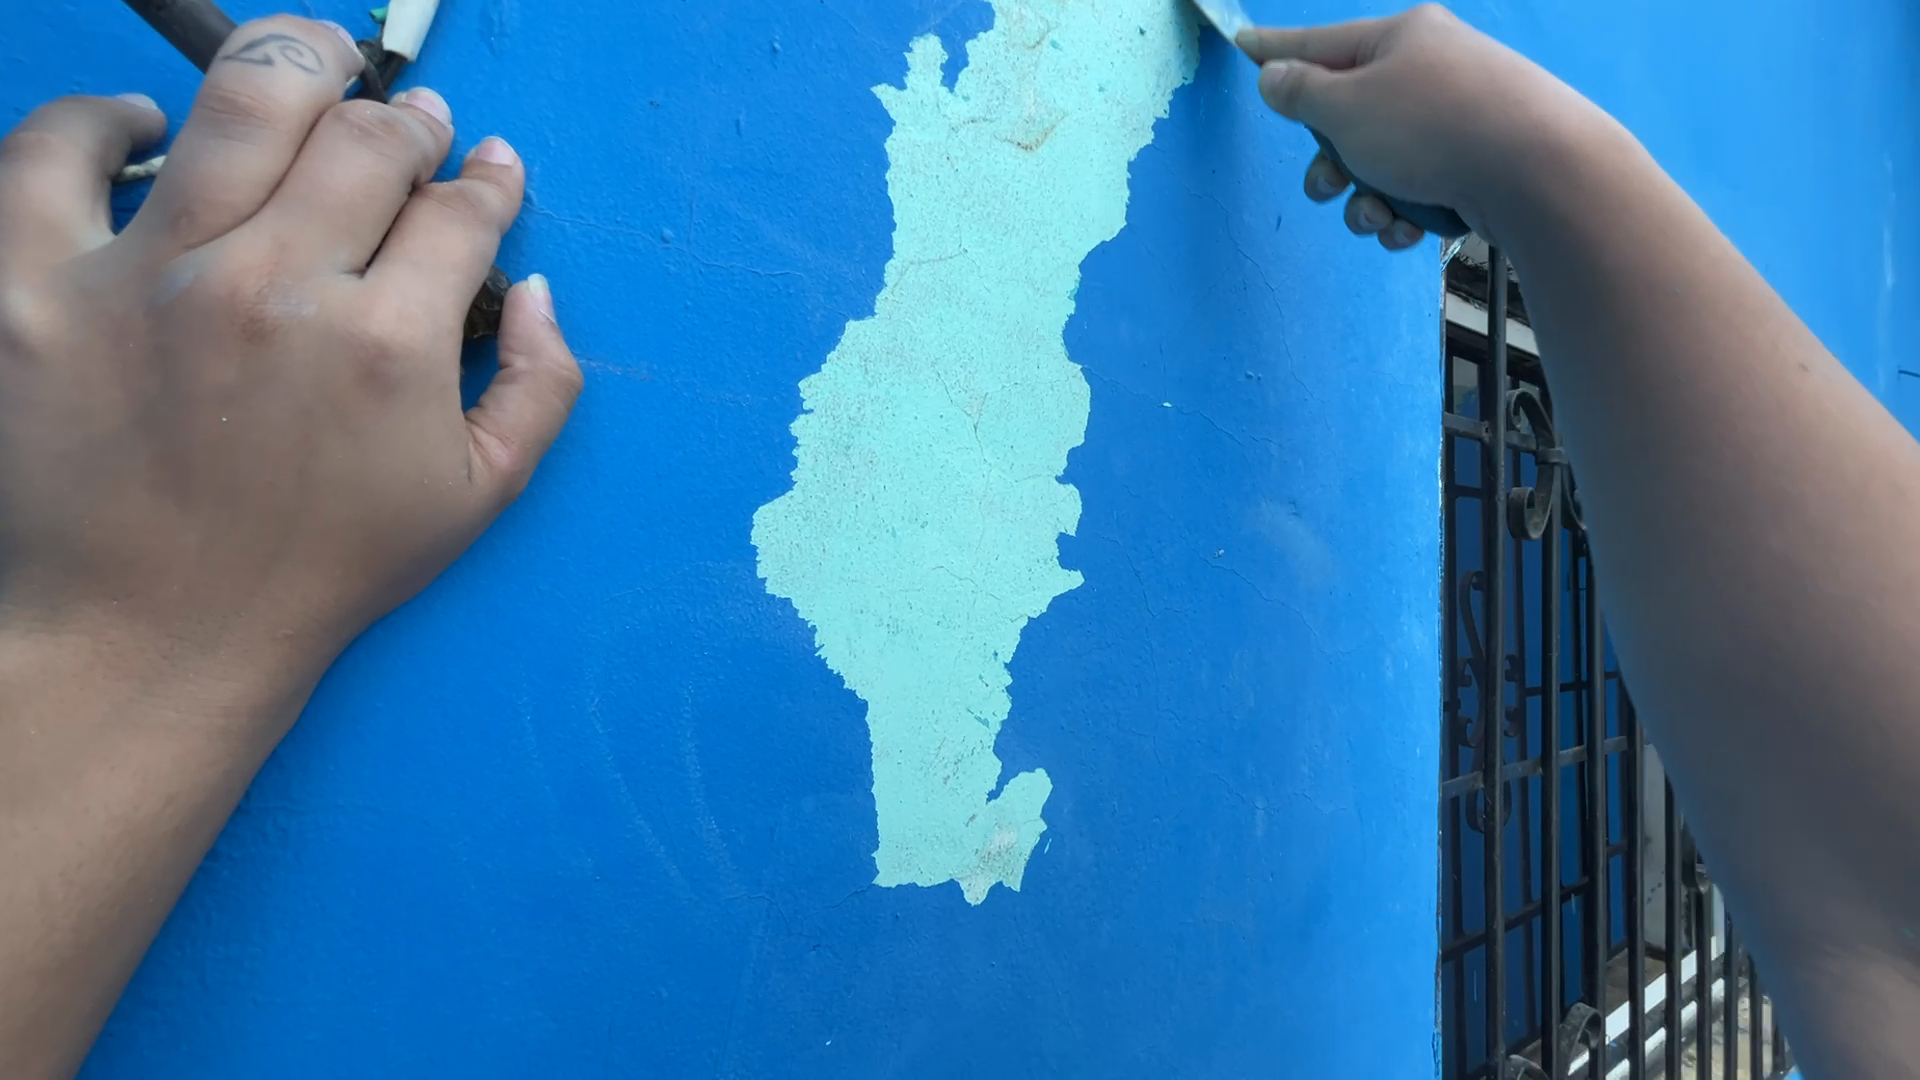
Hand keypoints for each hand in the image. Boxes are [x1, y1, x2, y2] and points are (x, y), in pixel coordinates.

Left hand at [0, 15, 580, 690]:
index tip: (499, 165)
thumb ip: (545, 386)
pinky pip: (48, 150)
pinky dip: (96, 112)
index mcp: (395, 343)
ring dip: (292, 63)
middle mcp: (280, 288)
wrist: (172, 623)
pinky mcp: (32, 283)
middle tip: (422, 111)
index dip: (492, 181)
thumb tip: (536, 294)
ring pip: (230, 113)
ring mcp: (149, 275)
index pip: (460, 217)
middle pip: (361, 147)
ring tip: (318, 48)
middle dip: (410, 118)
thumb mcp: (492, 487)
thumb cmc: (349, 557)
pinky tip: (145, 116)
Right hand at [1239, 4, 1601, 249]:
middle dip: (1329, 167)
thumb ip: (1301, 93)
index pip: (1317, 43)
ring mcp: (1445, 119)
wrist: (1531, 169)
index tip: (1242, 41)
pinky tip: (1411, 225)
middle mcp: (1422, 73)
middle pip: (1342, 121)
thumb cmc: (1429, 127)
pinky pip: (1406, 192)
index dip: (1274, 49)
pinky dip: (1398, 215)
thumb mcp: (1347, 108)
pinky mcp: (1463, 163)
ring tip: (1380, 214)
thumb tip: (1273, 74)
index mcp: (1396, 41)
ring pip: (1371, 168)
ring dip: (1362, 203)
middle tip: (1331, 184)